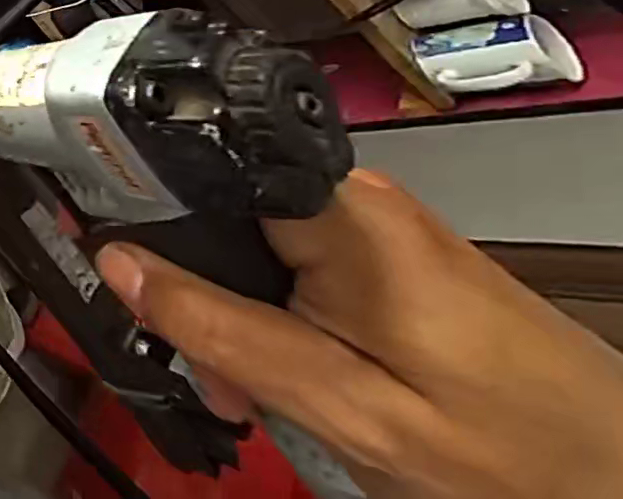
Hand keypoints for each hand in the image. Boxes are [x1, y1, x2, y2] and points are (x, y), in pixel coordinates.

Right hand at [97, 170, 622, 498]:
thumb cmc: (509, 455)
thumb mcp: (342, 403)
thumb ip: (219, 328)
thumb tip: (115, 263)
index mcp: (333, 207)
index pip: (194, 167)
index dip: (139, 201)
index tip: (113, 260)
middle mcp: (345, 194)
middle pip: (216, 211)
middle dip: (190, 284)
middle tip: (207, 371)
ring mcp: (364, 220)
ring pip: (246, 241)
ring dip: (227, 307)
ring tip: (248, 389)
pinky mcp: (378, 250)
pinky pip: (285, 259)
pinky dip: (266, 310)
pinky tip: (285, 370)